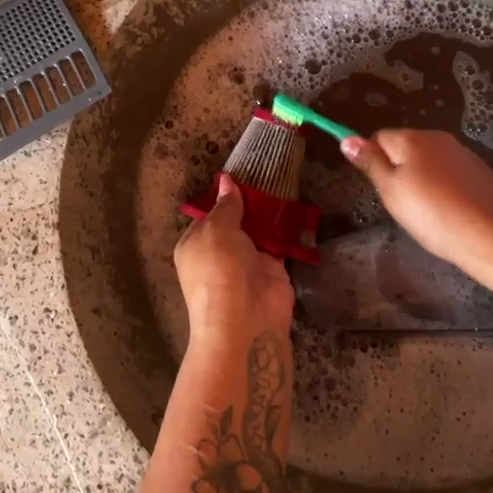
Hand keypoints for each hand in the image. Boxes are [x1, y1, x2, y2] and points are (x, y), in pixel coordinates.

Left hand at [175, 174, 294, 344]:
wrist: (246, 321)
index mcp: (195, 243)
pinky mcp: (273, 269)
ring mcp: (247, 261)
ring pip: (259, 230)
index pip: (209, 213)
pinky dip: (288, 229)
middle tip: (269, 171)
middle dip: (251, 202)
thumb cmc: (219, 269)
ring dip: (270, 213)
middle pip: (237, 220)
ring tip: (285, 179)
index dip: (224, 195)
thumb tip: (225, 180)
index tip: (243, 171)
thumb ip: (225, 205)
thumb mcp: (216, 229)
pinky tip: (297, 204)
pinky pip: (280, 243)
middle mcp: (220, 252)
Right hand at [341, 129, 492, 266]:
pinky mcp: (480, 170)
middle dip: (399, 169)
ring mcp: (462, 152)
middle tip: (402, 202)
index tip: (381, 188)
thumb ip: (370, 163)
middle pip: (405, 147)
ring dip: (423, 177)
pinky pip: (451, 171)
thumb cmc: (431, 213)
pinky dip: (445, 185)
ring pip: (429, 160)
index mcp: (411, 138)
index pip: (379, 138)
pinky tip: (450, 209)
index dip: (374, 161)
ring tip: (428, 210)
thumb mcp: (391, 191)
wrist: (489, 235)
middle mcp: (437, 137)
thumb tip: (347, 139)